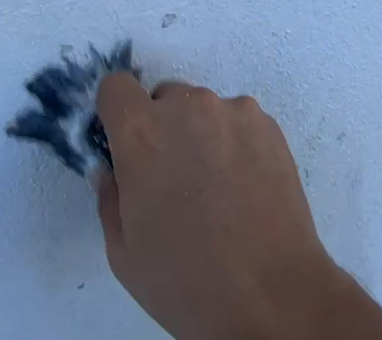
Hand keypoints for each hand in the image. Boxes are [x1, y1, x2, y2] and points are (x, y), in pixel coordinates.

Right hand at [95, 75, 381, 339]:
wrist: (271, 294)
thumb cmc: (186, 279)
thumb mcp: (124, 253)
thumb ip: (110, 198)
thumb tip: (110, 171)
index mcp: (142, 133)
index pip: (115, 87)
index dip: (116, 113)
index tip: (125, 143)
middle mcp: (187, 108)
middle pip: (163, 98)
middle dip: (161, 128)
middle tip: (174, 178)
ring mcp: (233, 111)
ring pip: (203, 110)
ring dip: (201, 134)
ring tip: (216, 187)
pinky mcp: (268, 124)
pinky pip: (238, 122)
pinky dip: (235, 143)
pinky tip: (243, 186)